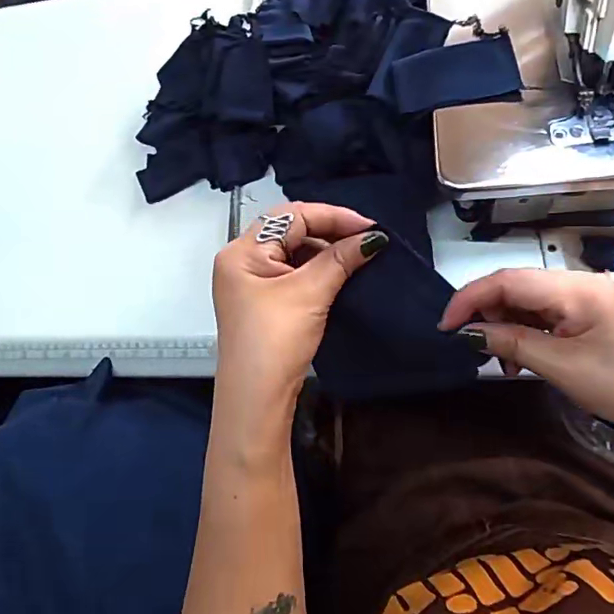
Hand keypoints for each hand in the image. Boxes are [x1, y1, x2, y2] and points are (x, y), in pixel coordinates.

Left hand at [213, 202, 388, 402]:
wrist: (256, 397)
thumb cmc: (274, 342)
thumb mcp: (309, 294)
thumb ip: (340, 259)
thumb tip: (372, 238)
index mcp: (241, 252)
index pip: (291, 216)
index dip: (332, 217)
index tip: (369, 227)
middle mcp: (241, 261)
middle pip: (290, 230)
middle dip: (330, 232)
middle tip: (367, 240)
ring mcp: (251, 283)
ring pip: (293, 252)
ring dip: (326, 252)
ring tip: (359, 256)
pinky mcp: (263, 302)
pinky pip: (293, 273)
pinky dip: (318, 270)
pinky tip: (342, 274)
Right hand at [438, 268, 613, 442]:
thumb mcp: (560, 366)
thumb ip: (510, 343)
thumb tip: (467, 333)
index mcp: (577, 289)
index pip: (507, 280)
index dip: (469, 299)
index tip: (446, 326)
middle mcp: (580, 284)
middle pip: (515, 286)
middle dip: (485, 312)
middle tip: (468, 344)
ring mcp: (586, 299)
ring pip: (526, 300)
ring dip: (503, 325)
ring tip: (497, 358)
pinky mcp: (588, 315)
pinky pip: (543, 314)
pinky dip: (523, 331)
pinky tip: (518, 357)